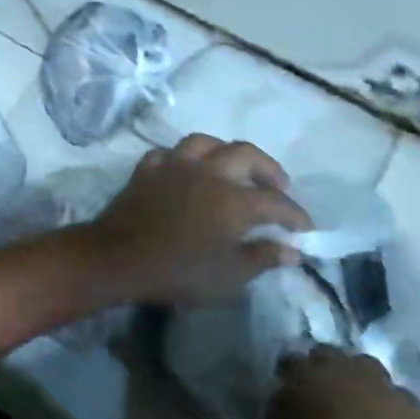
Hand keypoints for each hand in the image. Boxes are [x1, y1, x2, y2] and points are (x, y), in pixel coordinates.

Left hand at [85, 134, 311, 304]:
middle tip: (276, 187)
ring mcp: (172, 167)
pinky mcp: (145, 170)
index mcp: (233, 199)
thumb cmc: (175, 272)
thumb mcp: (228, 276)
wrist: (115, 258)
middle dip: (267, 169)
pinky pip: (167, 153)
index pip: (276, 202)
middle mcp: (207, 173)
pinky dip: (181, 158)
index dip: (296, 215)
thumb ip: (262, 258)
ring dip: (224, 152)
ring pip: (204, 142)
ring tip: (232, 170)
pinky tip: (186, 171)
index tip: (303, 229)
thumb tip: (292, 250)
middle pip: (245, 154)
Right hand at [263, 347, 419, 418]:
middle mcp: (345, 370)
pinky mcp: (417, 409)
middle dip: (326, 367)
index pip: (292, 359)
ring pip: (370, 369)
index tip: (290, 385)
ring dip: (362, 380)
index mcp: (305, 373)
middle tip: (324, 390)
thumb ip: (277, 406)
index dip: (290, 371)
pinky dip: (392, 408)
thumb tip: (285, 397)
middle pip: (332, 354)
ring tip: (359, 403)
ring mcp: (385, 387)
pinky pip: (401, 399)